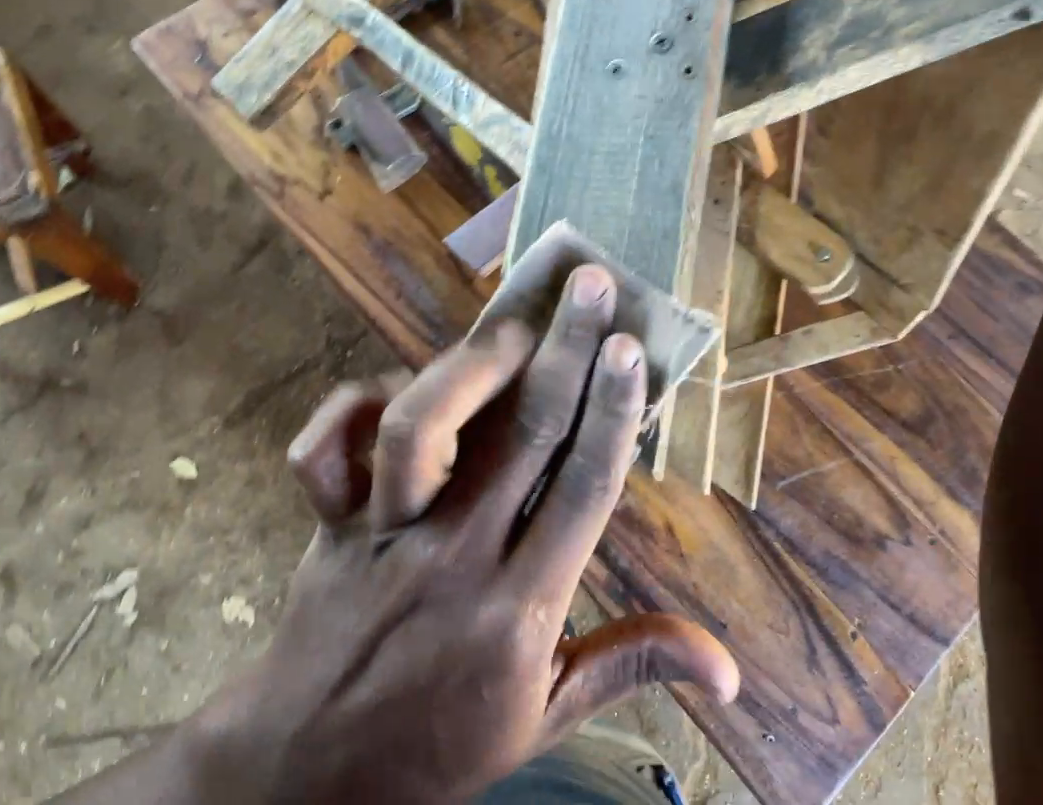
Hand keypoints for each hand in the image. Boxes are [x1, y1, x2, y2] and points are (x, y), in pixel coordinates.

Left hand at [182, 265, 738, 804]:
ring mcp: (385, 535)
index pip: (583, 487)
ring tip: (512, 327)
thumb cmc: (441, 741)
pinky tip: (393, 385)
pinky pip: (327, 451)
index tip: (632, 347)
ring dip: (468, 367)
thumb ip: (629, 665)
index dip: (612, 410)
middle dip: (564, 351)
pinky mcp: (332, 525)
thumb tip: (727, 668)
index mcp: (520, 606)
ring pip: (422, 429)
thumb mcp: (545, 716)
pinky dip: (351, 404)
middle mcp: (454, 556)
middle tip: (591, 286)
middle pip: (520, 435)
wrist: (315, 767)